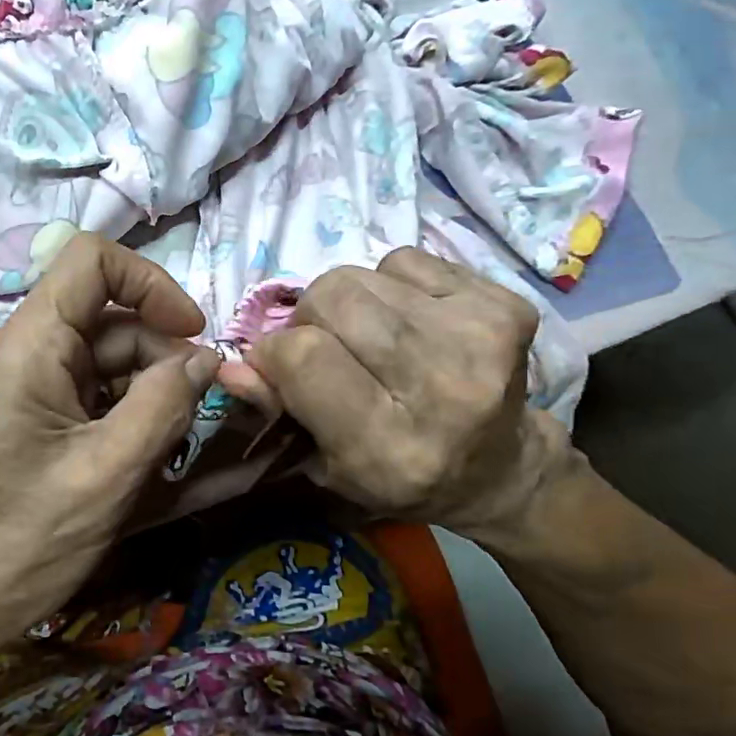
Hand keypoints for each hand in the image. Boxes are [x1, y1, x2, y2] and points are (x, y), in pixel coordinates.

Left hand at [0, 232, 218, 735]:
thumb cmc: (28, 541)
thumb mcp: (108, 473)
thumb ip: (163, 406)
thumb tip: (206, 359)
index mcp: (29, 348)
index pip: (90, 260)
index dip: (150, 282)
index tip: (192, 334)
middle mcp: (25, 353)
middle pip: (110, 316)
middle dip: (163, 355)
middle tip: (203, 412)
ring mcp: (31, 385)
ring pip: (109, 357)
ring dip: (152, 390)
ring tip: (174, 447)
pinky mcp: (38, 416)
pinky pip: (96, 392)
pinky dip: (130, 413)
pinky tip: (150, 455)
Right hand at [245, 247, 570, 534]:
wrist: (500, 467)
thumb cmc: (397, 474)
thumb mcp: (325, 463)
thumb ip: (276, 409)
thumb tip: (230, 365)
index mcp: (390, 445)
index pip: (302, 355)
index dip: (273, 353)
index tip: (278, 367)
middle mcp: (443, 388)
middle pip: (330, 298)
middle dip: (308, 320)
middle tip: (324, 348)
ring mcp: (480, 337)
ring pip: (360, 274)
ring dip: (346, 303)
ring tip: (367, 338)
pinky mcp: (505, 303)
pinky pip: (403, 261)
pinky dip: (388, 285)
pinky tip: (406, 322)